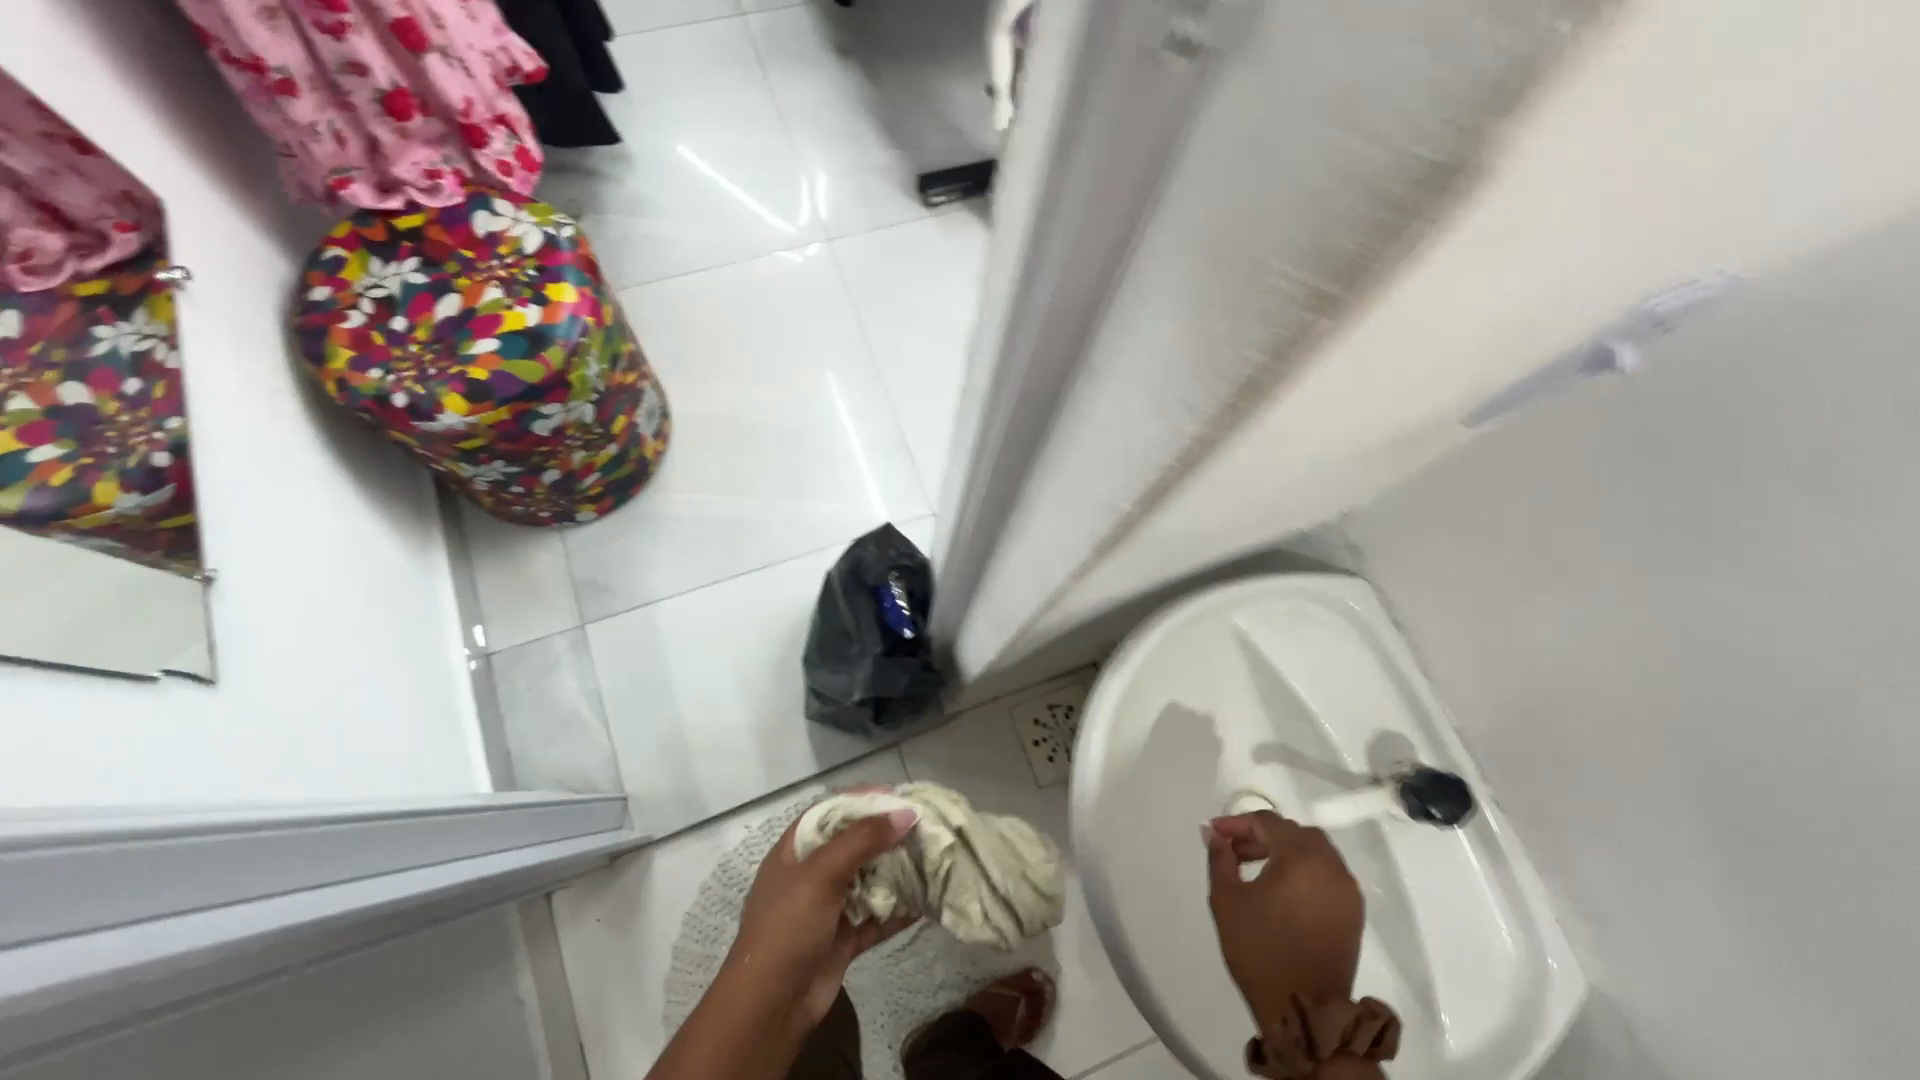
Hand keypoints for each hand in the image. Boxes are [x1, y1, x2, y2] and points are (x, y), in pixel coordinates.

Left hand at [725, 798, 920, 1032]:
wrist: (770, 1006)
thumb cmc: (788, 927)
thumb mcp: (821, 874)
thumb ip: (863, 840)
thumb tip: (906, 813)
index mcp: (794, 851)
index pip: (829, 812)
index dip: (860, 799)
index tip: (898, 795)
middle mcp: (810, 875)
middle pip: (853, 845)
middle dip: (886, 836)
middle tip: (924, 827)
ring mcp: (827, 908)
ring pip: (868, 881)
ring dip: (897, 872)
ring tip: (932, 859)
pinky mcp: (843, 939)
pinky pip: (876, 917)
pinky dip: (898, 910)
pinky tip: (926, 902)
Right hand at [1203, 810, 1364, 1024]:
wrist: (1304, 1009)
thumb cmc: (1259, 950)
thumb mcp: (1227, 900)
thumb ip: (1220, 858)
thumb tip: (1215, 834)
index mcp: (1302, 858)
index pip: (1268, 823)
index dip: (1238, 823)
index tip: (1214, 833)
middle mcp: (1332, 866)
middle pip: (1295, 833)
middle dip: (1262, 835)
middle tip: (1234, 850)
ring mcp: (1347, 890)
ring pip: (1316, 852)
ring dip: (1286, 851)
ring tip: (1256, 868)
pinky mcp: (1353, 913)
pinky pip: (1328, 874)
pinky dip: (1305, 870)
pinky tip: (1282, 889)